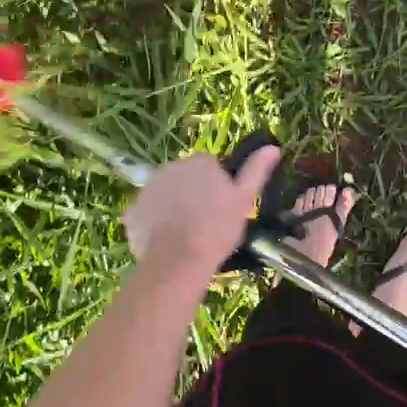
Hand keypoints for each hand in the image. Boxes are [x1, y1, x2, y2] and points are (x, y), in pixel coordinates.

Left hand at [123, 147, 280, 268]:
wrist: (179, 260)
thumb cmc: (217, 228)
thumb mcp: (243, 200)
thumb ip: (256, 171)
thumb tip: (273, 147)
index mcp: (199, 162)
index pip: (209, 166)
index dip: (217, 186)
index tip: (222, 207)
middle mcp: (170, 167)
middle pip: (184, 178)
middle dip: (192, 194)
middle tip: (205, 222)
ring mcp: (148, 189)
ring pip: (165, 194)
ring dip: (173, 207)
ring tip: (186, 234)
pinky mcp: (132, 211)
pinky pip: (147, 213)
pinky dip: (155, 224)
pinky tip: (167, 242)